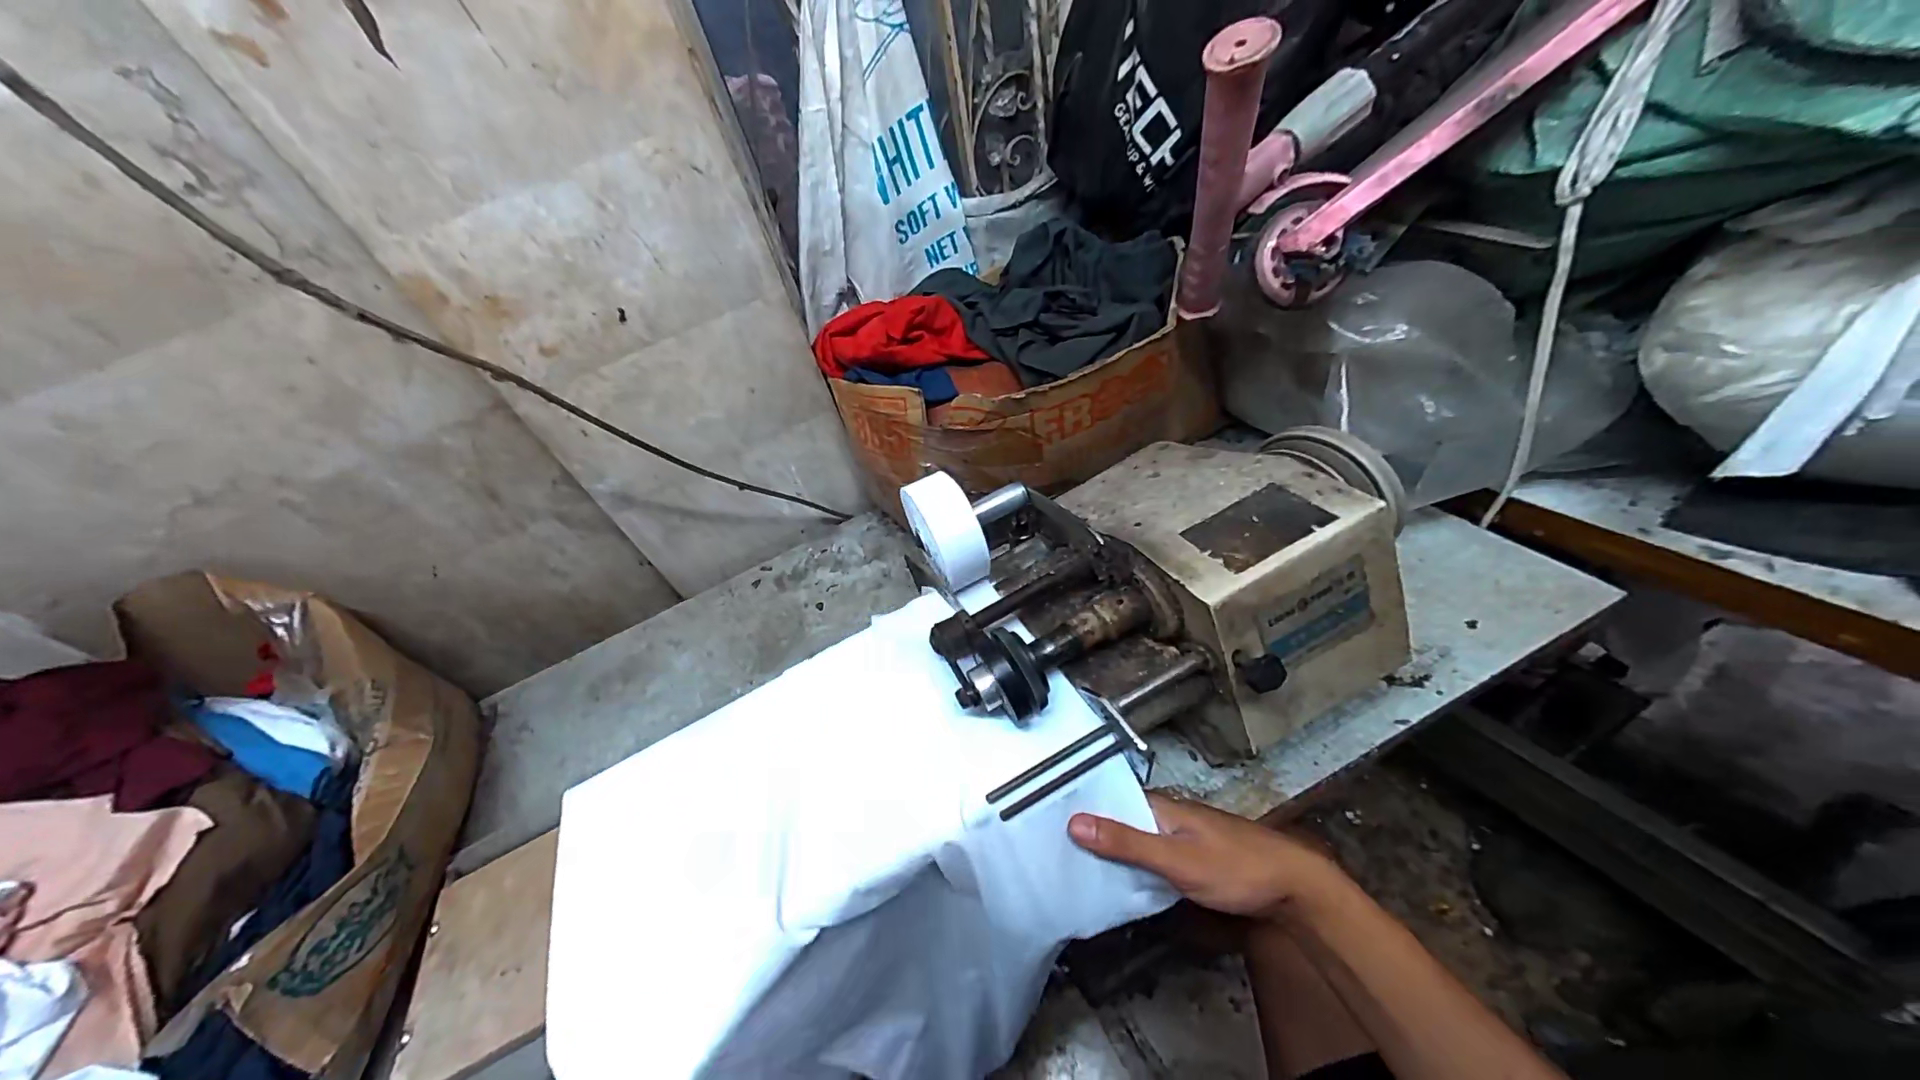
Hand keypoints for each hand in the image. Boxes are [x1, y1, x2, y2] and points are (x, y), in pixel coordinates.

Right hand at [1068, 793, 1337, 917]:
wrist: (1295, 889)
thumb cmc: (1237, 868)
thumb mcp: (1175, 859)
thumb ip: (1127, 843)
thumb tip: (1075, 822)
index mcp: (1161, 806)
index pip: (1110, 799)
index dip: (1081, 807)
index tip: (1047, 819)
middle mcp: (1168, 816)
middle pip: (1121, 820)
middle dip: (1092, 831)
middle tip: (1054, 848)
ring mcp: (1181, 838)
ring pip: (1135, 840)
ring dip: (1111, 851)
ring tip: (1075, 865)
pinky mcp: (1191, 861)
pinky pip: (1151, 858)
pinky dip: (1132, 867)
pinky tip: (1118, 883)